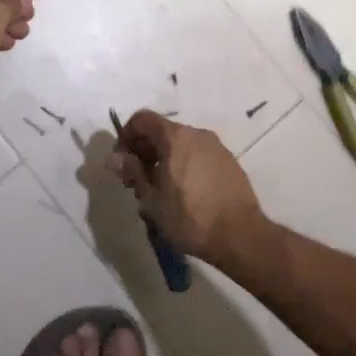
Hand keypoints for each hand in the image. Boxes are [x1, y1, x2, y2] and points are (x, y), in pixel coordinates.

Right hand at [108, 111, 267, 265]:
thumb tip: (115, 158)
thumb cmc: (189, 217)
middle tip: (136, 182)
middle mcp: (197, 134)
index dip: (125, 136)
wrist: (240, 235)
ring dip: (164, 160)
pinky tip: (183, 194)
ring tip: (159, 192)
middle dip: (144, 152)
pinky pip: (198, 156)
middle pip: (162, 131)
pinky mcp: (229, 162)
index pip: (142, 119)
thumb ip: (132, 172)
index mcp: (175, 137)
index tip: (121, 163)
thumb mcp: (152, 198)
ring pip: (181, 145)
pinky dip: (184, 165)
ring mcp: (217, 147)